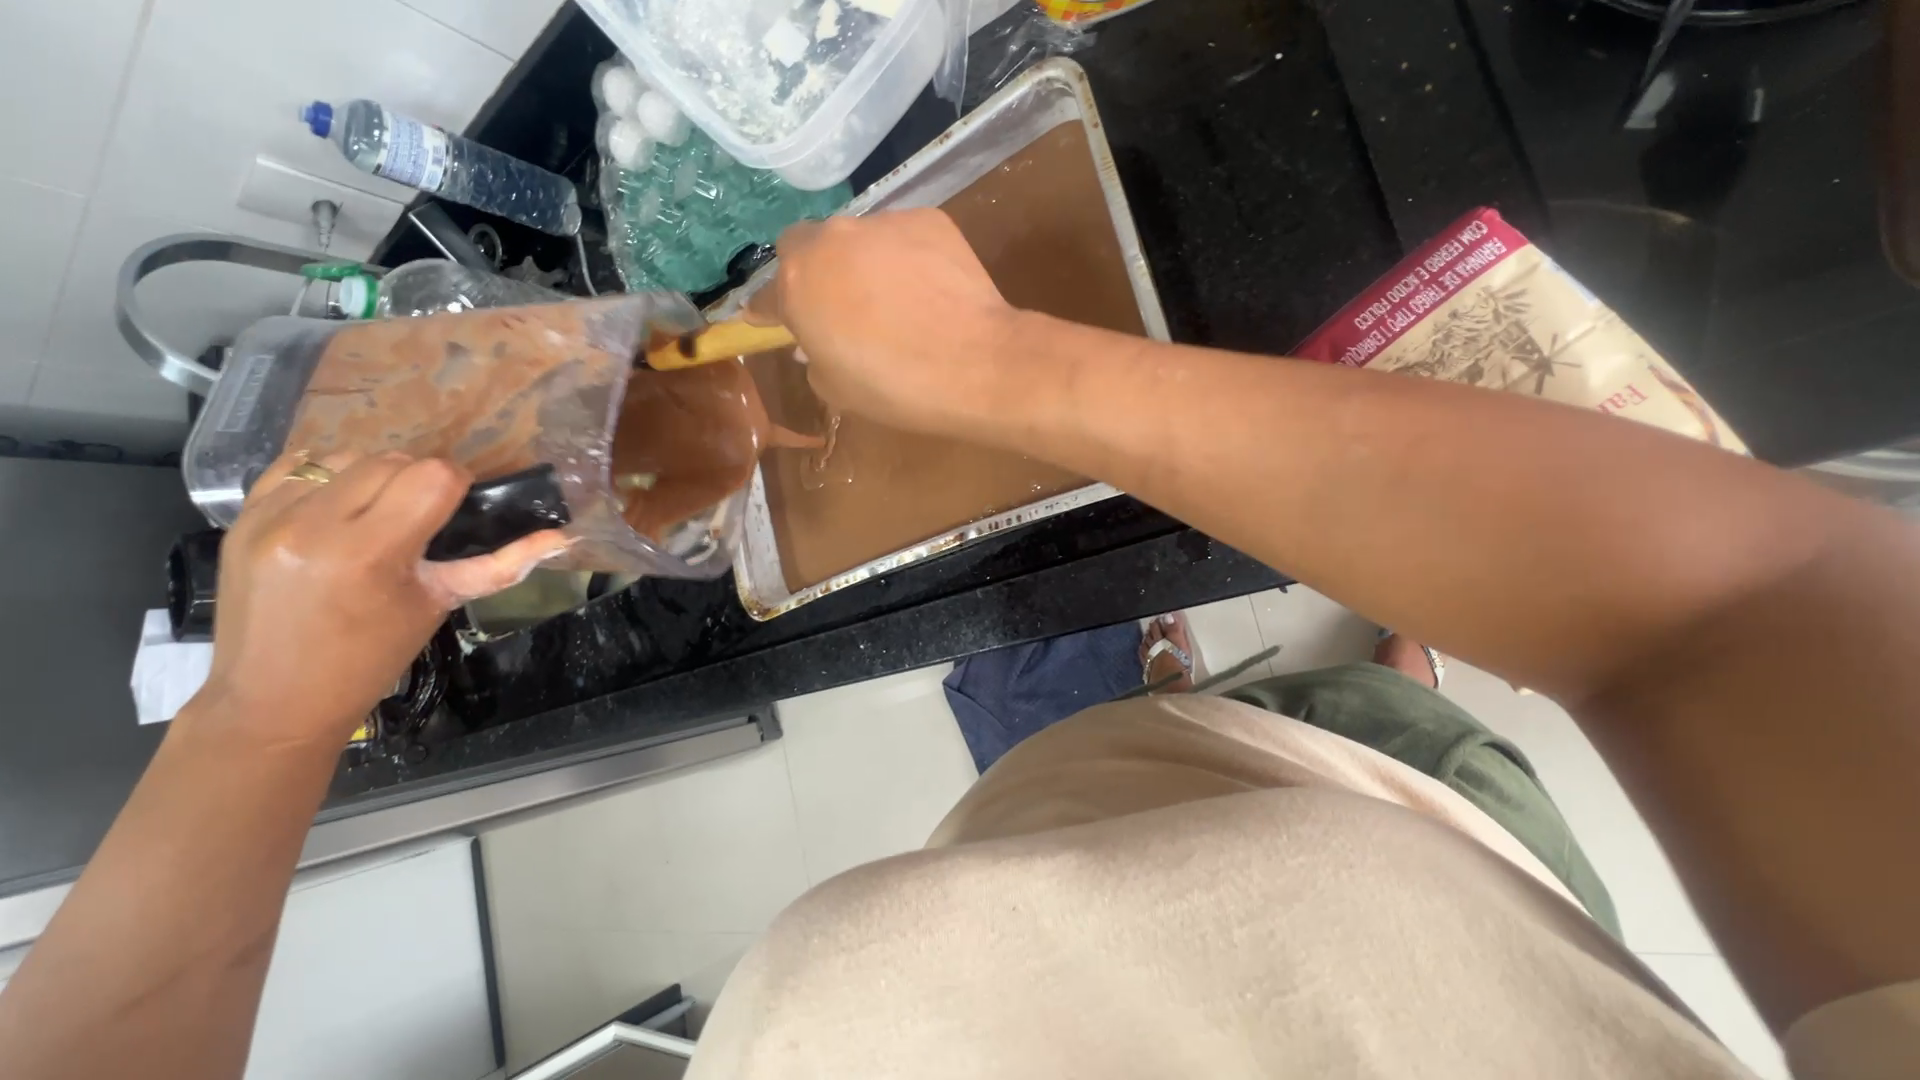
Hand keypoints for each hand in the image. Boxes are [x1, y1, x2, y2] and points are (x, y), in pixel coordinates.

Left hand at [183, 452, 567, 748]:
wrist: (275, 698)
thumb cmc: (370, 659)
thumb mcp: (438, 606)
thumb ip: (500, 565)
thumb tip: (560, 537)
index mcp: (369, 554)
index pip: (433, 476)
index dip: (456, 486)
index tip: (455, 511)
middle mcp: (314, 524)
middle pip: (393, 460)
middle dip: (416, 482)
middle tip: (420, 520)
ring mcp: (270, 517)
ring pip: (347, 457)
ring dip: (373, 477)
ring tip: (375, 516)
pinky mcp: (242, 517)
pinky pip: (299, 466)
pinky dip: (328, 478)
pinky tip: (336, 510)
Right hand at [753, 210, 1017, 435]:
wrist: (975, 363)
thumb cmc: (894, 386)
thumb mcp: (834, 387)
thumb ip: (814, 354)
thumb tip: (821, 339)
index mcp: (796, 282)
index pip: (767, 293)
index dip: (770, 311)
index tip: (777, 323)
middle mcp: (832, 239)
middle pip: (806, 246)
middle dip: (814, 271)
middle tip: (840, 306)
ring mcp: (882, 223)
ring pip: (859, 238)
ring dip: (864, 263)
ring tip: (896, 300)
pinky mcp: (927, 219)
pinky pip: (905, 236)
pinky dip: (908, 257)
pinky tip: (929, 290)